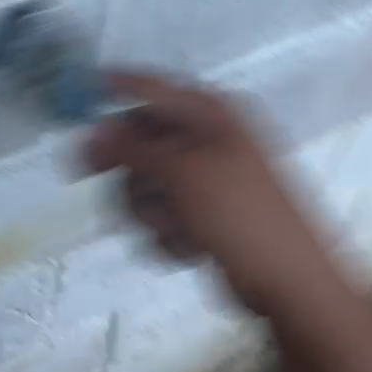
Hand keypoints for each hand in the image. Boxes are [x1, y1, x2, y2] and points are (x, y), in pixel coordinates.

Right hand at [83, 70, 345, 317]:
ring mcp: (206, 176)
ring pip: (144, 179)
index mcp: (211, 113)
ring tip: (170, 228)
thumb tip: (92, 131)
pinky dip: (166, 229)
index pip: (150, 86)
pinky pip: (161, 210)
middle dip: (126, 168)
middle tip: (89, 175)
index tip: (74, 91)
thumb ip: (130, 148)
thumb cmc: (242, 216)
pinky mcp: (204, 212)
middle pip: (139, 137)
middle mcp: (207, 137)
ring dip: (147, 207)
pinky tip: (187, 246)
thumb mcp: (180, 174)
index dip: (111, 85)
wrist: (296, 287)